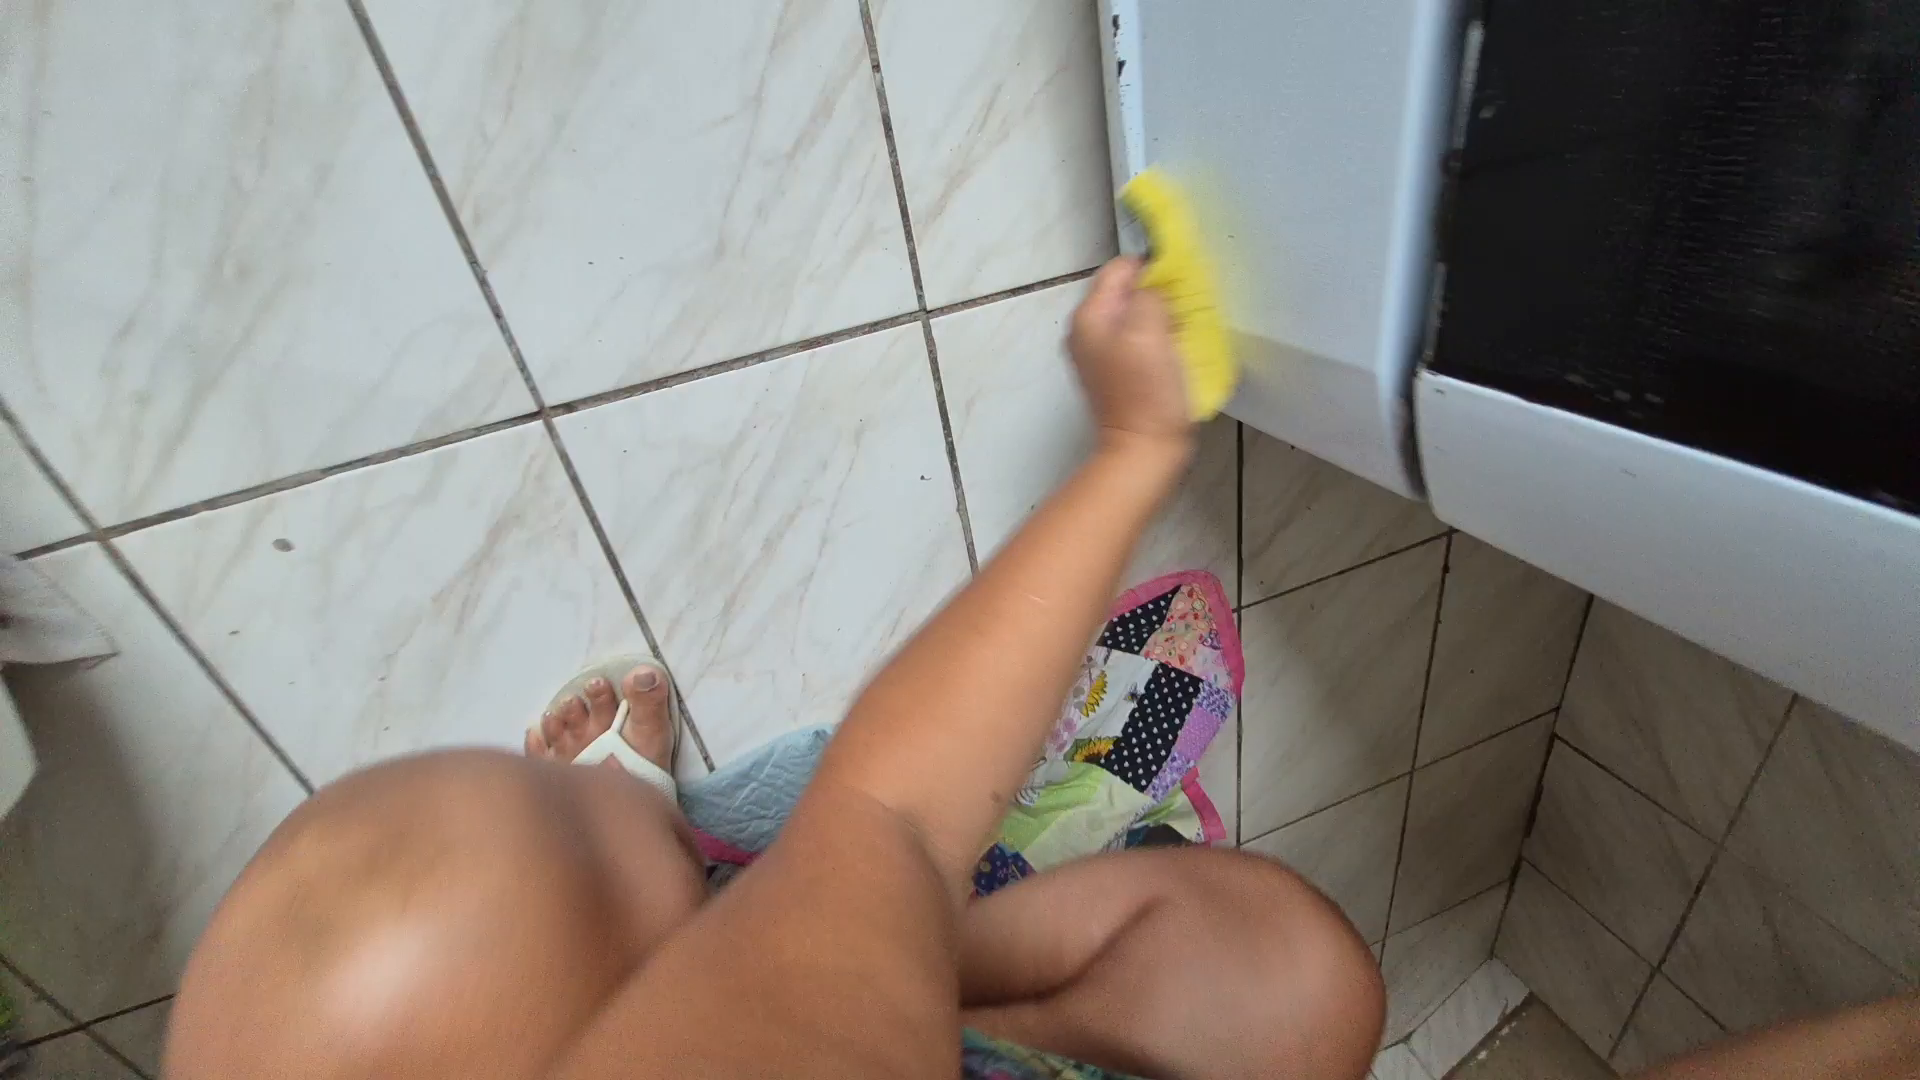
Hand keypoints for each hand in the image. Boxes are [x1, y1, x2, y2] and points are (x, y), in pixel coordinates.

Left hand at [1067, 257, 1193, 454]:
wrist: (1143, 450)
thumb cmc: (1147, 391)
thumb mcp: (1149, 329)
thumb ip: (1149, 293)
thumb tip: (1154, 280)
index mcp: (1088, 318)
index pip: (1120, 268)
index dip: (1153, 269)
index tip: (1180, 284)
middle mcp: (1087, 333)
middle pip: (1127, 293)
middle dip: (1158, 294)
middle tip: (1186, 308)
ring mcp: (1100, 356)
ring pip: (1136, 318)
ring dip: (1162, 319)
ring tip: (1184, 331)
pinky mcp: (1118, 375)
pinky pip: (1140, 343)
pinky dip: (1159, 341)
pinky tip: (1176, 353)